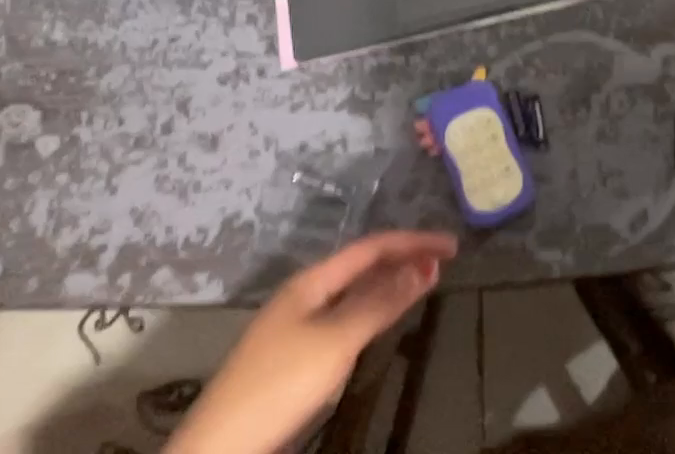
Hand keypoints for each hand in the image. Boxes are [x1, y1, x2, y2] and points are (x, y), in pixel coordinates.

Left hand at [165, 231, 457, 453]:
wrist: (221, 447)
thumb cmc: (280, 384)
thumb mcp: (337, 341)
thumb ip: (381, 302)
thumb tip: (426, 266)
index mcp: (311, 282)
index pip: (371, 248)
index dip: (413, 242)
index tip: (452, 246)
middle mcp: (305, 295)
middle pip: (362, 266)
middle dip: (404, 258)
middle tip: (445, 261)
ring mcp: (299, 325)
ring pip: (355, 292)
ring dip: (391, 283)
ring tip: (426, 281)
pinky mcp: (298, 355)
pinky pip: (347, 316)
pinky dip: (375, 310)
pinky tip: (386, 319)